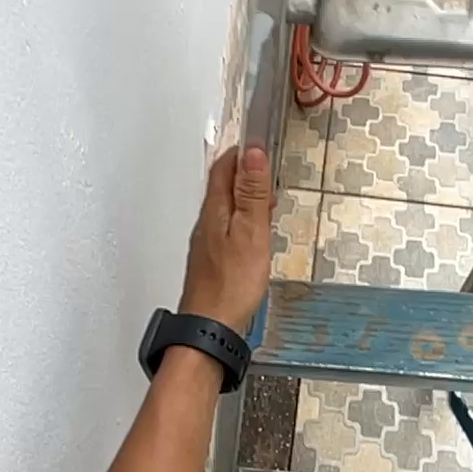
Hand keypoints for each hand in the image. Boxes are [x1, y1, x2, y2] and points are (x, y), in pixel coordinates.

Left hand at [178, 146, 273, 333]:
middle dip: (244, 174)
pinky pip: (224, 229)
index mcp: (214, 210)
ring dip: (244, 199)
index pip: (223, 167)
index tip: (260, 145)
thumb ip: (252, 193)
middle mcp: (205, 223)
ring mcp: (206, 243)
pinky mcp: (211, 261)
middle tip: (266, 172)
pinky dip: (240, 221)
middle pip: (222, 186)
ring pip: (223, 208)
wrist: (210, 326)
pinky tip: (252, 235)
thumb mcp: (251, 232)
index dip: (242, 152)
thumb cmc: (231, 284)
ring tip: (265, 202)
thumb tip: (252, 153)